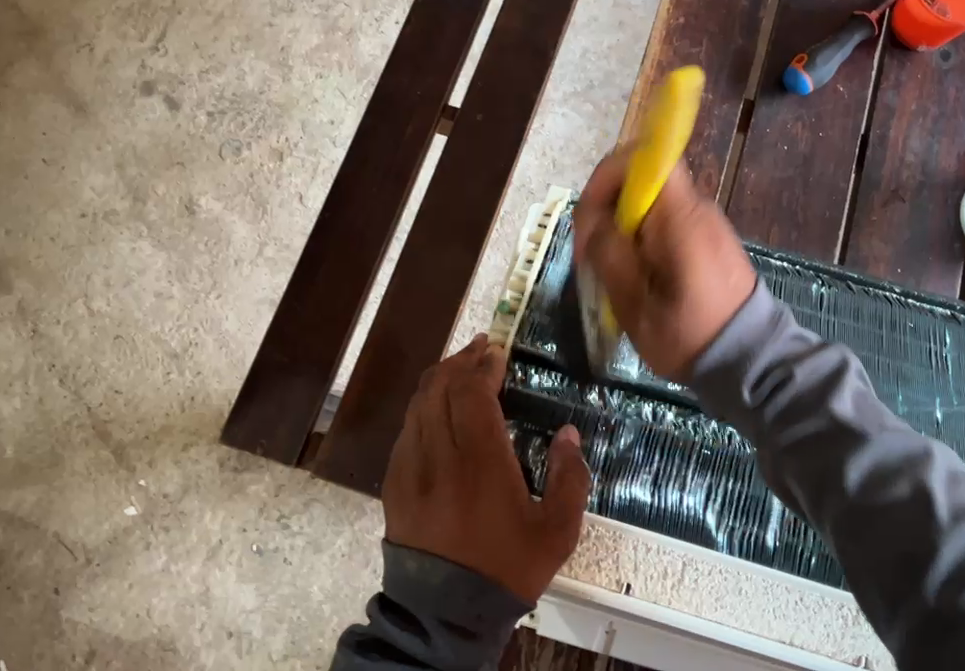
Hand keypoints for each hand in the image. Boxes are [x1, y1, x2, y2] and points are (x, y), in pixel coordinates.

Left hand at [381, 335, 590, 602]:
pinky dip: (422, 407)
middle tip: (481, 347)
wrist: (444, 617)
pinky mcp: (394, 485)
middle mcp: (440, 456)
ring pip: (418, 405)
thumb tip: (568, 434)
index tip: (498, 350)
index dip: (484, 365)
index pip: (473, 394)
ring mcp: (411, 469)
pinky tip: (437, 408)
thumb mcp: (557, 532)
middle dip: (461, 361)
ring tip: (460, 367)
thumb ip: (570, 478)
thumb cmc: (506, 568)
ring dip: (440, 379)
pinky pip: (406, 430)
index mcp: (481, 462)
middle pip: (441, 388)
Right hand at [574, 153, 756, 380]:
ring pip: (651, 206)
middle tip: (591, 257)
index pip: (644, 158)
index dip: (608, 175)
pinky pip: (667, 225)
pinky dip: (644, 242)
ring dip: (623, 231)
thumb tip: (592, 220)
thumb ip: (609, 254)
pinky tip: (638, 281)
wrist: (750, 361)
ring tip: (612, 275)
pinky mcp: (709, 241)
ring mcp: (706, 224)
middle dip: (608, 211)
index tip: (590, 218)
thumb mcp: (635, 304)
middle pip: (642, 183)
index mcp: (681, 216)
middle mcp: (697, 209)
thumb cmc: (690, 335)